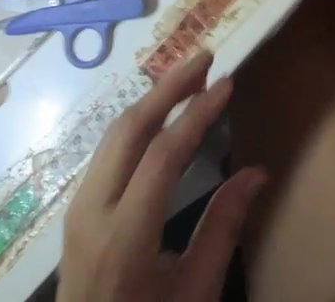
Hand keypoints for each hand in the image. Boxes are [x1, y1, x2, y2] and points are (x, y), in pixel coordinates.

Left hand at [59, 52, 265, 301]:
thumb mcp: (195, 290)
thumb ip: (223, 228)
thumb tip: (256, 172)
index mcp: (124, 237)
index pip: (161, 156)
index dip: (196, 114)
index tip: (226, 83)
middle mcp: (93, 210)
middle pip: (128, 129)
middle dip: (168, 86)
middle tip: (205, 57)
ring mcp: (79, 205)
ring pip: (113, 133)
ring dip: (151, 99)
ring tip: (188, 76)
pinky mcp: (77, 206)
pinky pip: (107, 149)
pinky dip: (137, 121)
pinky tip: (161, 113)